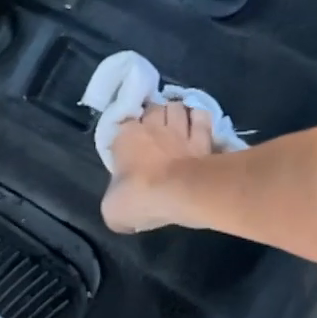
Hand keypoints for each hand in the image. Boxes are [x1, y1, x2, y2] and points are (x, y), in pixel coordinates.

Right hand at [102, 102, 217, 233]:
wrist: (180, 193)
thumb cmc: (140, 197)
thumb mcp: (113, 210)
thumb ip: (113, 202)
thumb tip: (118, 209)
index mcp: (126, 136)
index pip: (125, 121)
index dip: (130, 129)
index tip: (132, 140)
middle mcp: (152, 125)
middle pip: (153, 108)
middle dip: (155, 115)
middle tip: (156, 129)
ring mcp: (179, 129)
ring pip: (177, 107)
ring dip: (177, 113)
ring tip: (178, 123)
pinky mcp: (203, 137)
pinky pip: (201, 117)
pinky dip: (199, 119)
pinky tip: (198, 126)